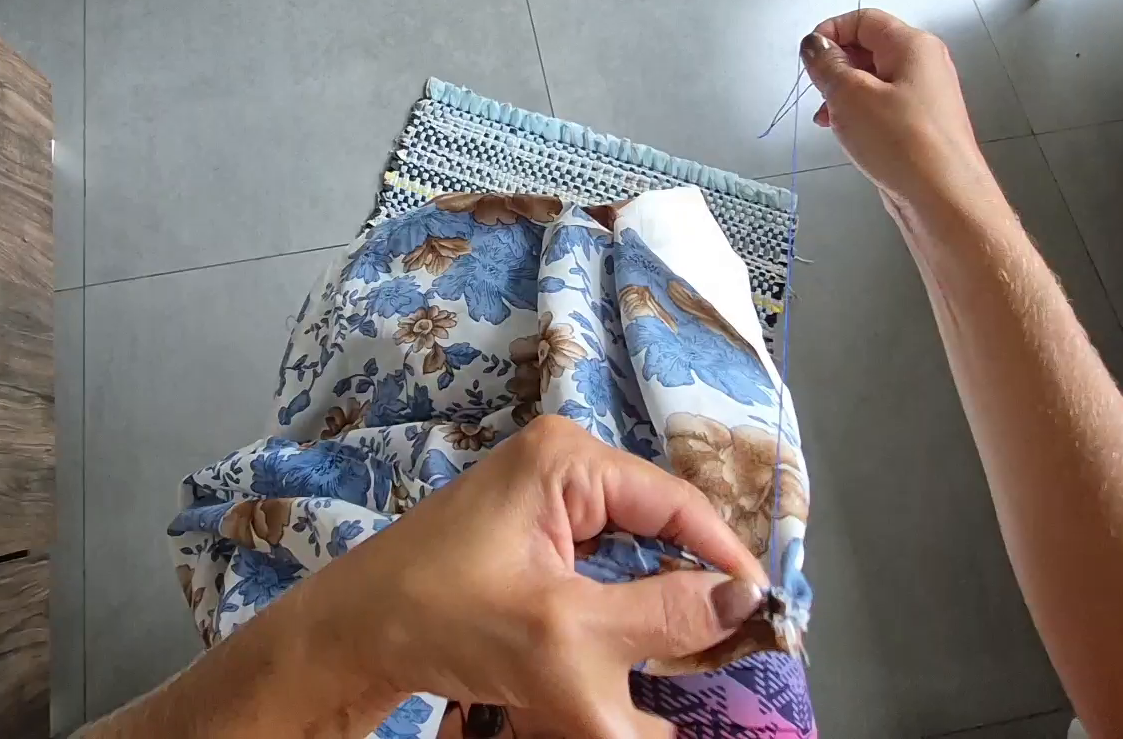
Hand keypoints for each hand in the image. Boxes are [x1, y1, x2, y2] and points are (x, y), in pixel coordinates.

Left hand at [287, 415, 769, 738]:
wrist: (354, 632)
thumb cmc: (446, 613)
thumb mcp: (563, 629)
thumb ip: (659, 615)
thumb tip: (742, 602)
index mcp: (568, 458)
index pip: (674, 500)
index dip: (726, 557)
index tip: (768, 619)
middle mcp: (560, 464)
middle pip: (652, 526)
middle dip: (682, 593)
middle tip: (719, 654)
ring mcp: (542, 498)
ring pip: (625, 556)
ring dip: (644, 614)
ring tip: (667, 665)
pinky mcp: (530, 534)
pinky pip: (594, 571)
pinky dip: (611, 617)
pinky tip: (615, 659)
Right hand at [798, 8, 1001, 218]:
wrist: (941, 195)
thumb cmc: (900, 141)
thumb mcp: (849, 96)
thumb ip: (826, 64)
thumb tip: (814, 44)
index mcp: (912, 46)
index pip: (863, 19)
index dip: (829, 32)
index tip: (807, 58)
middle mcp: (923, 63)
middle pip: (867, 47)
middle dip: (834, 65)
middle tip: (817, 90)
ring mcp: (922, 93)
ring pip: (870, 78)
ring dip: (841, 92)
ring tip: (827, 118)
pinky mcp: (917, 121)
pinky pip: (879, 103)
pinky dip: (856, 111)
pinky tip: (845, 132)